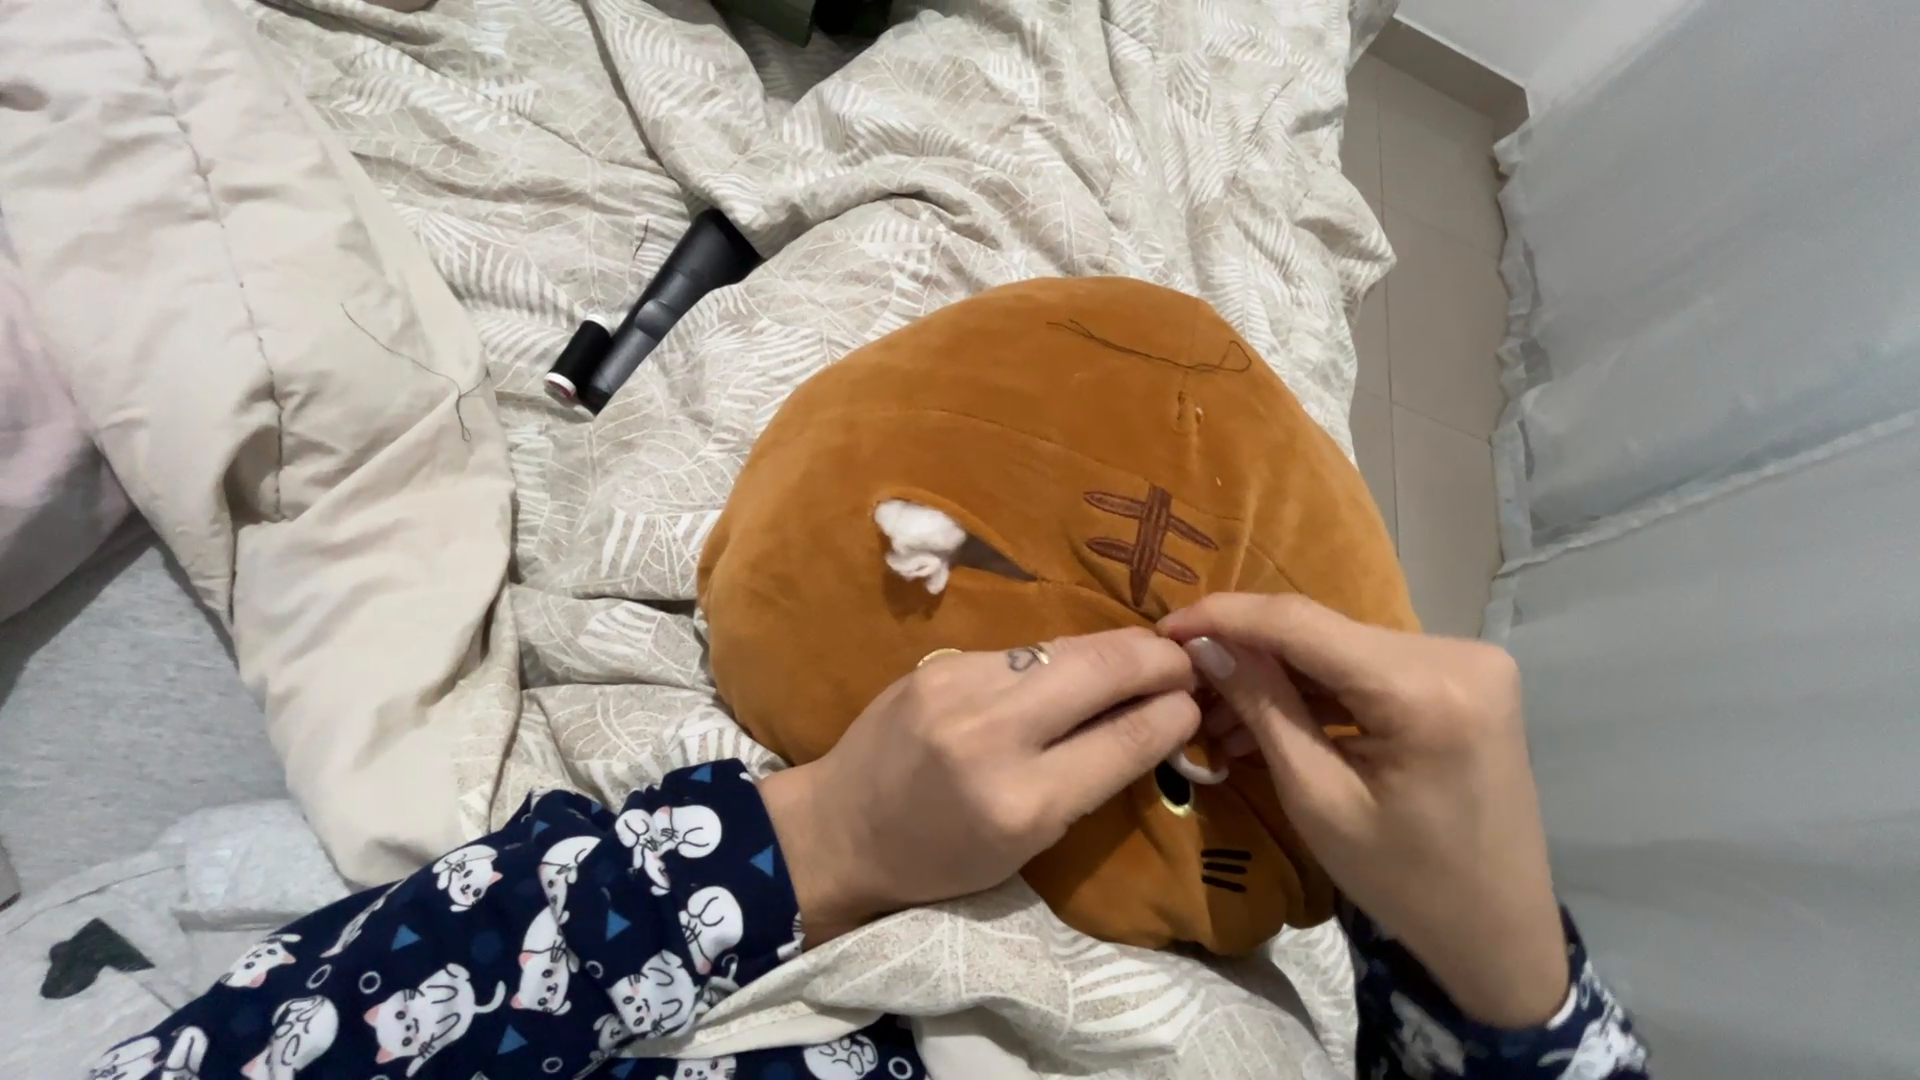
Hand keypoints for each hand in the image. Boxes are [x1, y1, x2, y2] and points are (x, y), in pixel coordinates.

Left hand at [757, 628, 1200, 945]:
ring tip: (1139, 656)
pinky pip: (1022, 651)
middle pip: (1101, 669)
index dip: (1175, 712)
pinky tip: (1071, 667)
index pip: (1126, 737)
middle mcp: (992, 736)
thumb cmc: (940, 859)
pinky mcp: (938, 663)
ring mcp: (959, 688)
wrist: (841, 827)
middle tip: (1185, 661)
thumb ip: (1090, 778)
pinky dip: (1059, 658)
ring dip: (1112, 650)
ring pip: (1064, 647)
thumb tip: (1154, 718)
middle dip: (1157, 658)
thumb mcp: (1027, 844)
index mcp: (1023, 804)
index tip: (1195, 702)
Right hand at [1159, 594, 1568, 1027]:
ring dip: (1273, 671)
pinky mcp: (1457, 675)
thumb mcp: (1315, 796)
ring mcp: (1462, 660)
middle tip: (1185, 680)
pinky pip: (1362, 663)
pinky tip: (1266, 713)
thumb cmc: (1403, 881)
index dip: (1224, 616)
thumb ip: (1261, 705)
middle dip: (1244, 651)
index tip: (1164, 627)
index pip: (1300, 622)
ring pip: (1334, 644)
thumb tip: (1203, 643)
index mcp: (1426, 689)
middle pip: (1317, 630)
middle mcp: (1455, 654)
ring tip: (1216, 710)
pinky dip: (1312, 685)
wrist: (1499, 932)